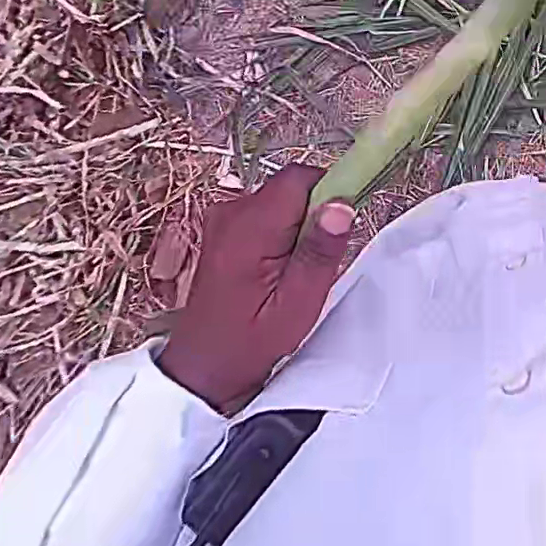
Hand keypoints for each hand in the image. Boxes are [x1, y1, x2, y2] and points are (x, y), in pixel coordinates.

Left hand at [156, 164, 355, 411]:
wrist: (203, 367)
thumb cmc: (250, 342)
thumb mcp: (296, 305)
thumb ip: (319, 253)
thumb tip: (342, 205)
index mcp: (248, 226)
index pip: (299, 178)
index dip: (329, 190)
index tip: (341, 224)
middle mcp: (231, 210)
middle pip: (291, 185)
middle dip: (314, 213)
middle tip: (317, 258)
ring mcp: (224, 216)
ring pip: (282, 197)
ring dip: (300, 223)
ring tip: (297, 268)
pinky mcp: (225, 225)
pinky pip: (268, 210)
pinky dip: (283, 229)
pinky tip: (280, 266)